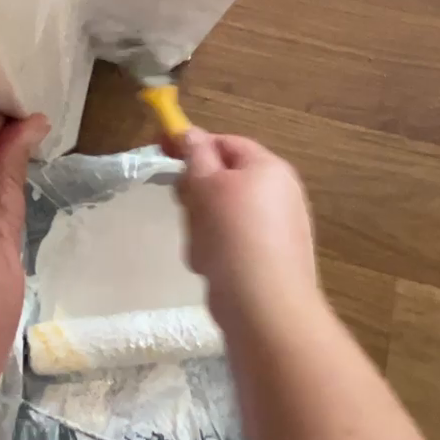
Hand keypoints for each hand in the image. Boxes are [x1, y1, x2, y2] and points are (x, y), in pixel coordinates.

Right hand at [174, 130, 321, 335]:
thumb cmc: (232, 235)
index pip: (225, 143)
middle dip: (197, 193)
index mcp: (269, 168)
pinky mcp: (271, 260)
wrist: (265, 307)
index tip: (160, 151)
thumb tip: (190, 133)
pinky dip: (217, 250)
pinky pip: (233, 242)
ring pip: (222, 214)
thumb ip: (195, 153)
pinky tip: (213, 268)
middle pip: (223, 179)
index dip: (191, 144)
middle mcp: (280, 193)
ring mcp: (278, 229)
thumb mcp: (205, 184)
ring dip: (202, 226)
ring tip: (201, 247)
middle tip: (184, 208)